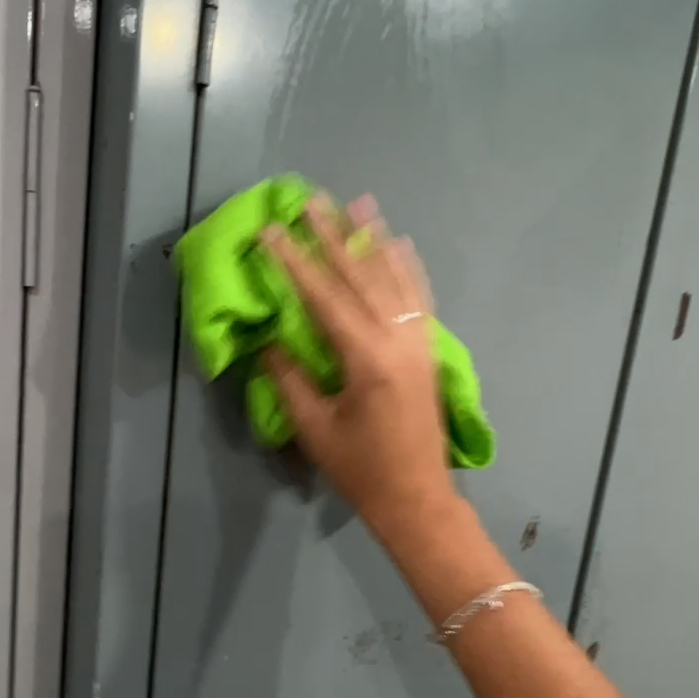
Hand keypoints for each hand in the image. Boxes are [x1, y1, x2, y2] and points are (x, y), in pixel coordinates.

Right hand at [261, 195, 459, 537]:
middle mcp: (398, 340)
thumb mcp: (313, 427)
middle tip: (313, 201)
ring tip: (360, 204)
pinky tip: (400, 245)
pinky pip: (419, 298)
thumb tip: (269, 340)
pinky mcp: (428, 351)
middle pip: (362, 277)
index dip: (294, 262)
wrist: (415, 496)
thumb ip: (289, 377)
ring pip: (396, 279)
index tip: (272, 230)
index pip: (324, 297)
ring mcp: (419, 342)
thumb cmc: (359, 468)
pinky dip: (408, 268)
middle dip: (333, 237)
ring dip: (374, 240)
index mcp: (366, 359)